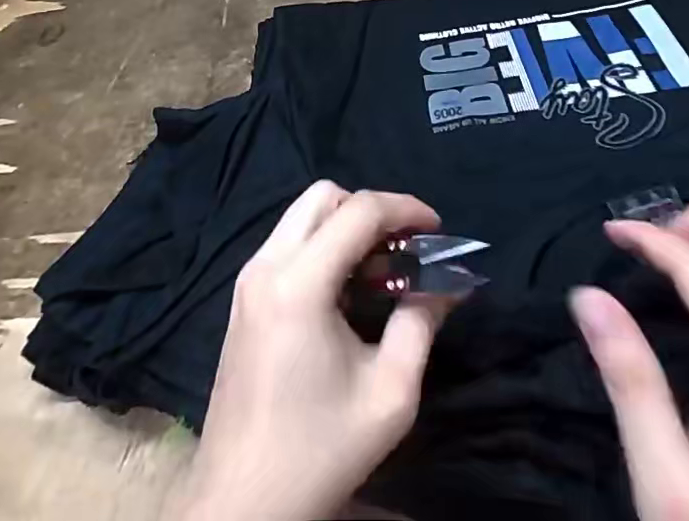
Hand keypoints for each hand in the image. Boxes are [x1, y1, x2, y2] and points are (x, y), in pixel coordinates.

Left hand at [171, 181, 452, 520]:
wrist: (243, 495)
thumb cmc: (320, 449)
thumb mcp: (389, 394)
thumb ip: (420, 325)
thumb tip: (446, 284)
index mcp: (298, 284)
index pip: (357, 212)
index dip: (404, 208)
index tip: (438, 228)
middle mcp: (265, 265)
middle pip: (322, 197)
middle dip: (370, 210)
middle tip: (407, 247)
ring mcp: (248, 278)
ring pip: (301, 216)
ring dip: (346, 226)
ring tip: (385, 268)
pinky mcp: (244, 295)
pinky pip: (288, 243)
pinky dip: (323, 245)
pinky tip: (349, 288)